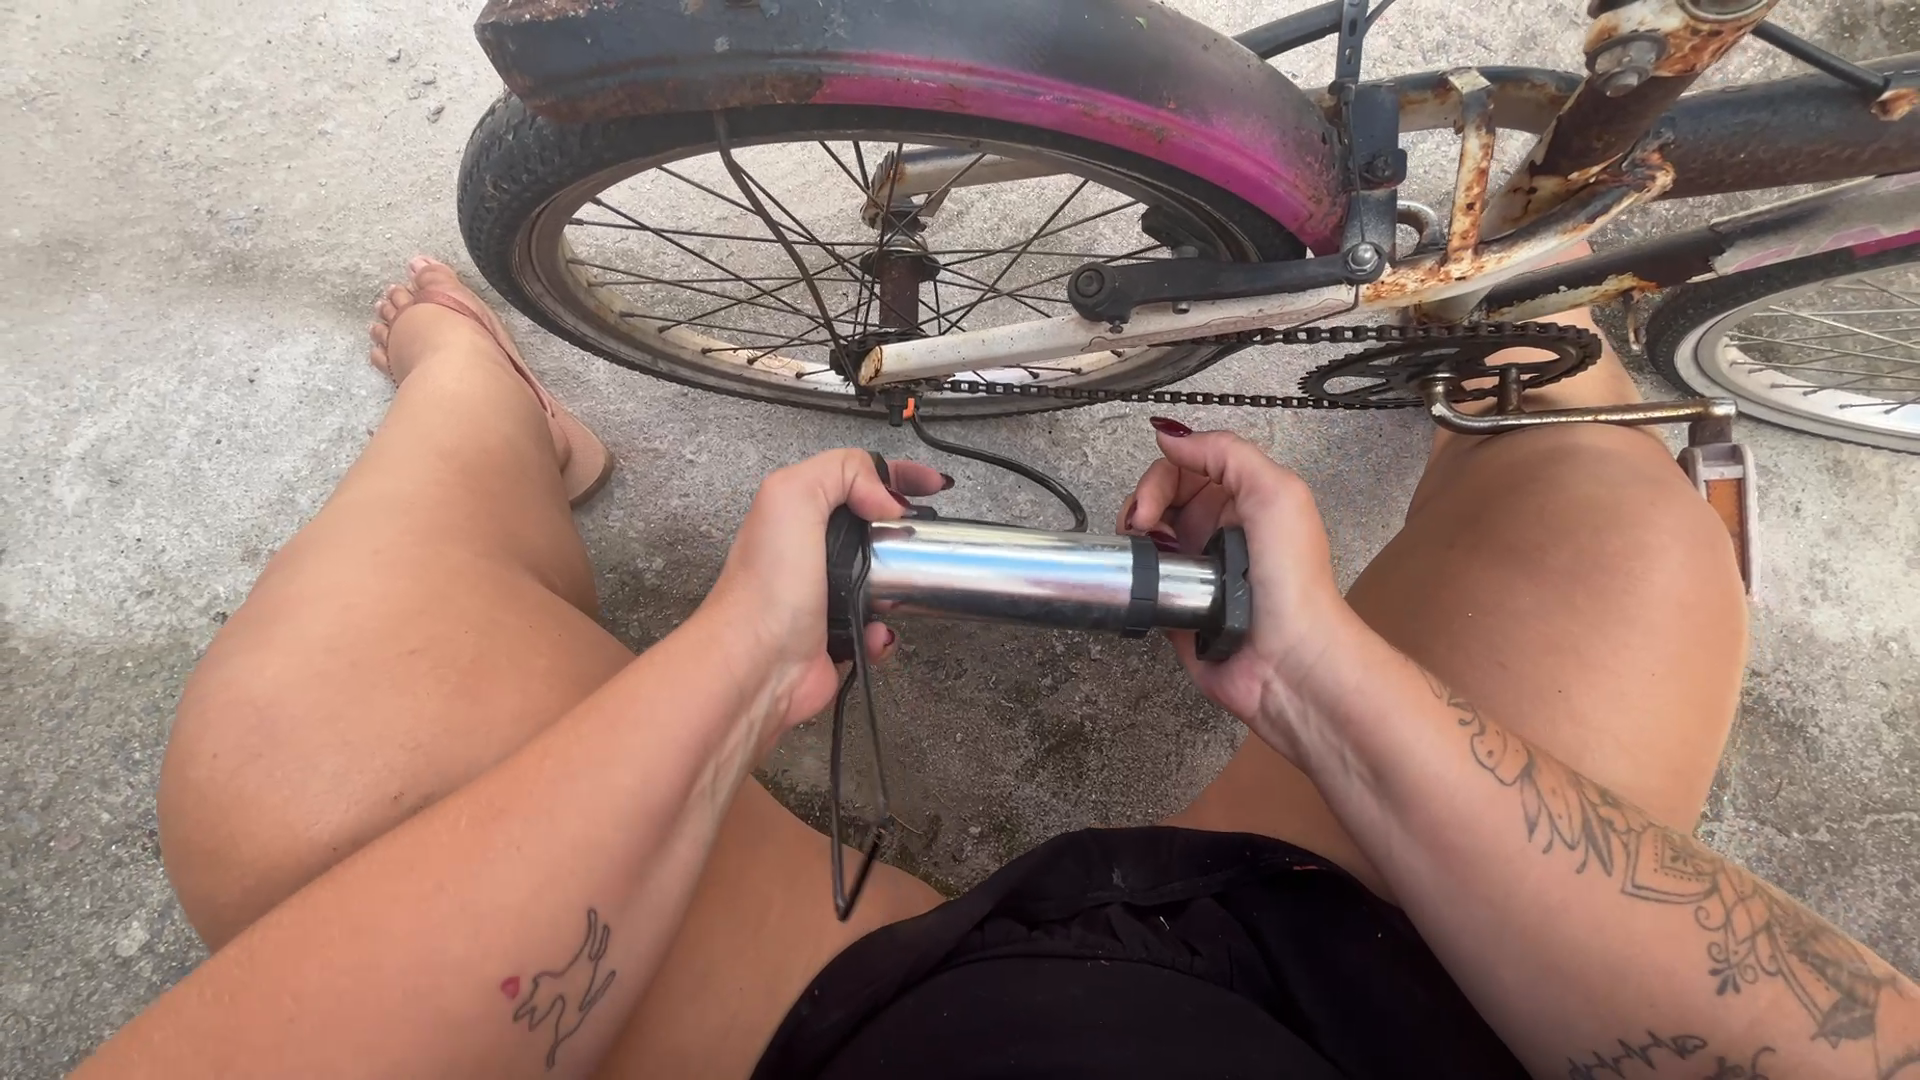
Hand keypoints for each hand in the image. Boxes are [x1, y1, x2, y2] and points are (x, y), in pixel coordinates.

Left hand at [701, 449, 947, 736]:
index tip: (935, 484)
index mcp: (800, 511)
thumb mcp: (793, 497)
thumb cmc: (764, 589)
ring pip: (885, 579)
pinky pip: (880, 627)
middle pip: (877, 527)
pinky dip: (884, 631)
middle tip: (920, 537)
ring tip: (893, 591)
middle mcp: (812, 549)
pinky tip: (873, 631)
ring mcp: (827, 592)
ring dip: (898, 587)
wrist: (757, 665)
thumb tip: (886, 497)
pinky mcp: (839, 632)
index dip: (900, 475)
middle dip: (905, 532)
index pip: (859, 477)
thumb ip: (842, 471)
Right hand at [1121, 420, 1361, 756]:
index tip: (1153, 505)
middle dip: (1141, 504)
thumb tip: (1170, 434)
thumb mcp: (1275, 493)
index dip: (1161, 477)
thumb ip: (1224, 453)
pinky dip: (1133, 573)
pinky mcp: (1175, 602)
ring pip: (1144, 535)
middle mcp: (1217, 528)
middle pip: (1159, 497)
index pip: (1186, 467)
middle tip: (1142, 527)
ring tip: (1140, 553)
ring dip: (1132, 537)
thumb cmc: (1292, 582)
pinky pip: (1142, 577)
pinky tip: (1140, 579)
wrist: (1286, 661)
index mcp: (1242, 498)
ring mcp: (1194, 566)